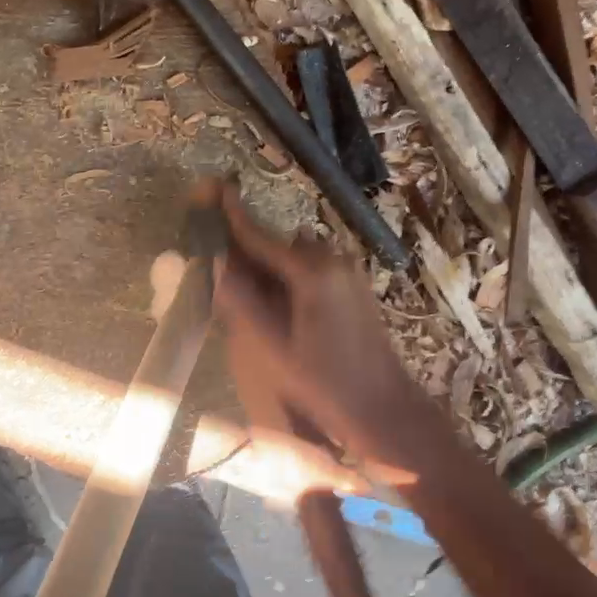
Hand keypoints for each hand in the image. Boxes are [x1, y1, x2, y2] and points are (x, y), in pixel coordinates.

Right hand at [208, 186, 432, 468]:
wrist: (387, 410)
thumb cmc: (328, 385)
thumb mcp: (275, 348)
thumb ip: (242, 302)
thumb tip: (211, 263)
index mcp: (311, 272)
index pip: (260, 236)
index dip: (231, 214)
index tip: (210, 185)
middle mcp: (331, 260)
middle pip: (275, 245)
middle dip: (246, 251)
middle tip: (217, 269)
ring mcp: (346, 271)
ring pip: (292, 257)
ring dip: (267, 267)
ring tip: (245, 297)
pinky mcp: (352, 286)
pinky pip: (309, 269)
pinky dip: (287, 277)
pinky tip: (276, 308)